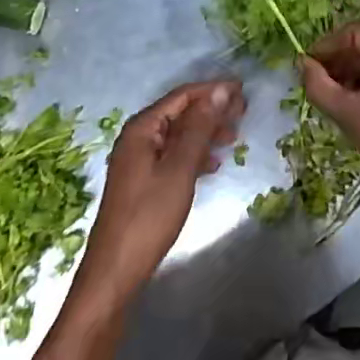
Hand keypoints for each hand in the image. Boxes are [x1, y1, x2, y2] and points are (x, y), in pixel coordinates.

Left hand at [76, 80, 244, 300]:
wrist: (116, 270)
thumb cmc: (149, 215)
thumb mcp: (180, 167)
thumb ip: (200, 127)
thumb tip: (220, 91)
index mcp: (142, 127)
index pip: (182, 96)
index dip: (213, 90)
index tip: (243, 89)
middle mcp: (138, 137)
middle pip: (181, 113)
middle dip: (212, 110)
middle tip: (243, 112)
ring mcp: (139, 160)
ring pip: (179, 135)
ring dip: (206, 133)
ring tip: (234, 137)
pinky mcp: (143, 180)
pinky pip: (174, 155)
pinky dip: (194, 154)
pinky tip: (213, 164)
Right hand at [299, 23, 359, 222]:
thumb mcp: (346, 112)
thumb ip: (318, 85)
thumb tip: (302, 62)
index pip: (356, 33)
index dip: (329, 44)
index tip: (309, 62)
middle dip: (338, 56)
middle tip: (316, 75)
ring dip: (349, 67)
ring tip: (329, 88)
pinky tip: (348, 95)